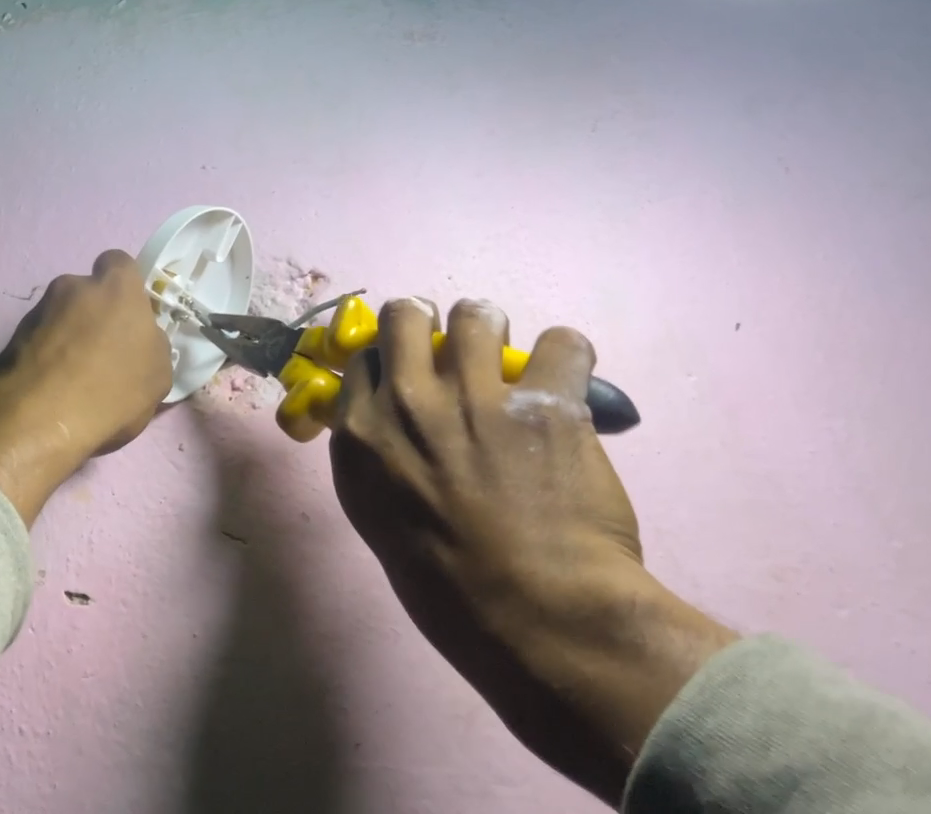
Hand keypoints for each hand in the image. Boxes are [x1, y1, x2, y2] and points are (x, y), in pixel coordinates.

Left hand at [0, 250, 171, 523]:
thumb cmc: (112, 390)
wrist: (40, 417)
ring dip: (65, 336)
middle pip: (84, 292)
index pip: (118, 263)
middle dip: (91, 314)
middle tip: (99, 351)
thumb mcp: (158, 375)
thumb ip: (150, 345)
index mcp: (115, 288)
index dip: (123, 286)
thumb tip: (141, 340)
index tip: (126, 315)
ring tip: (71, 377)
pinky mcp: (10, 337)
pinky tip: (51, 387)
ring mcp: (37, 310)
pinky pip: (36, 339)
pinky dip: (44, 355)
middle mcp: (72, 287)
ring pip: (58, 316)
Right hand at [331, 298, 734, 801]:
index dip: (390, 362)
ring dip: (492, 333)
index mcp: (360, 430)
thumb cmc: (442, 581)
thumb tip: (383, 428)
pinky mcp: (546, 403)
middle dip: (427, 324)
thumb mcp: (375, 513)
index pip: (364, 358)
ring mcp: (476, 397)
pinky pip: (563, 343)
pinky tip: (569, 383)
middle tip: (455, 350)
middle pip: (405, 315)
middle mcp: (408, 400)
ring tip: (511, 362)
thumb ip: (373, 456)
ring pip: (477, 314)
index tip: (410, 375)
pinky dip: (567, 358)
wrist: (533, 615)